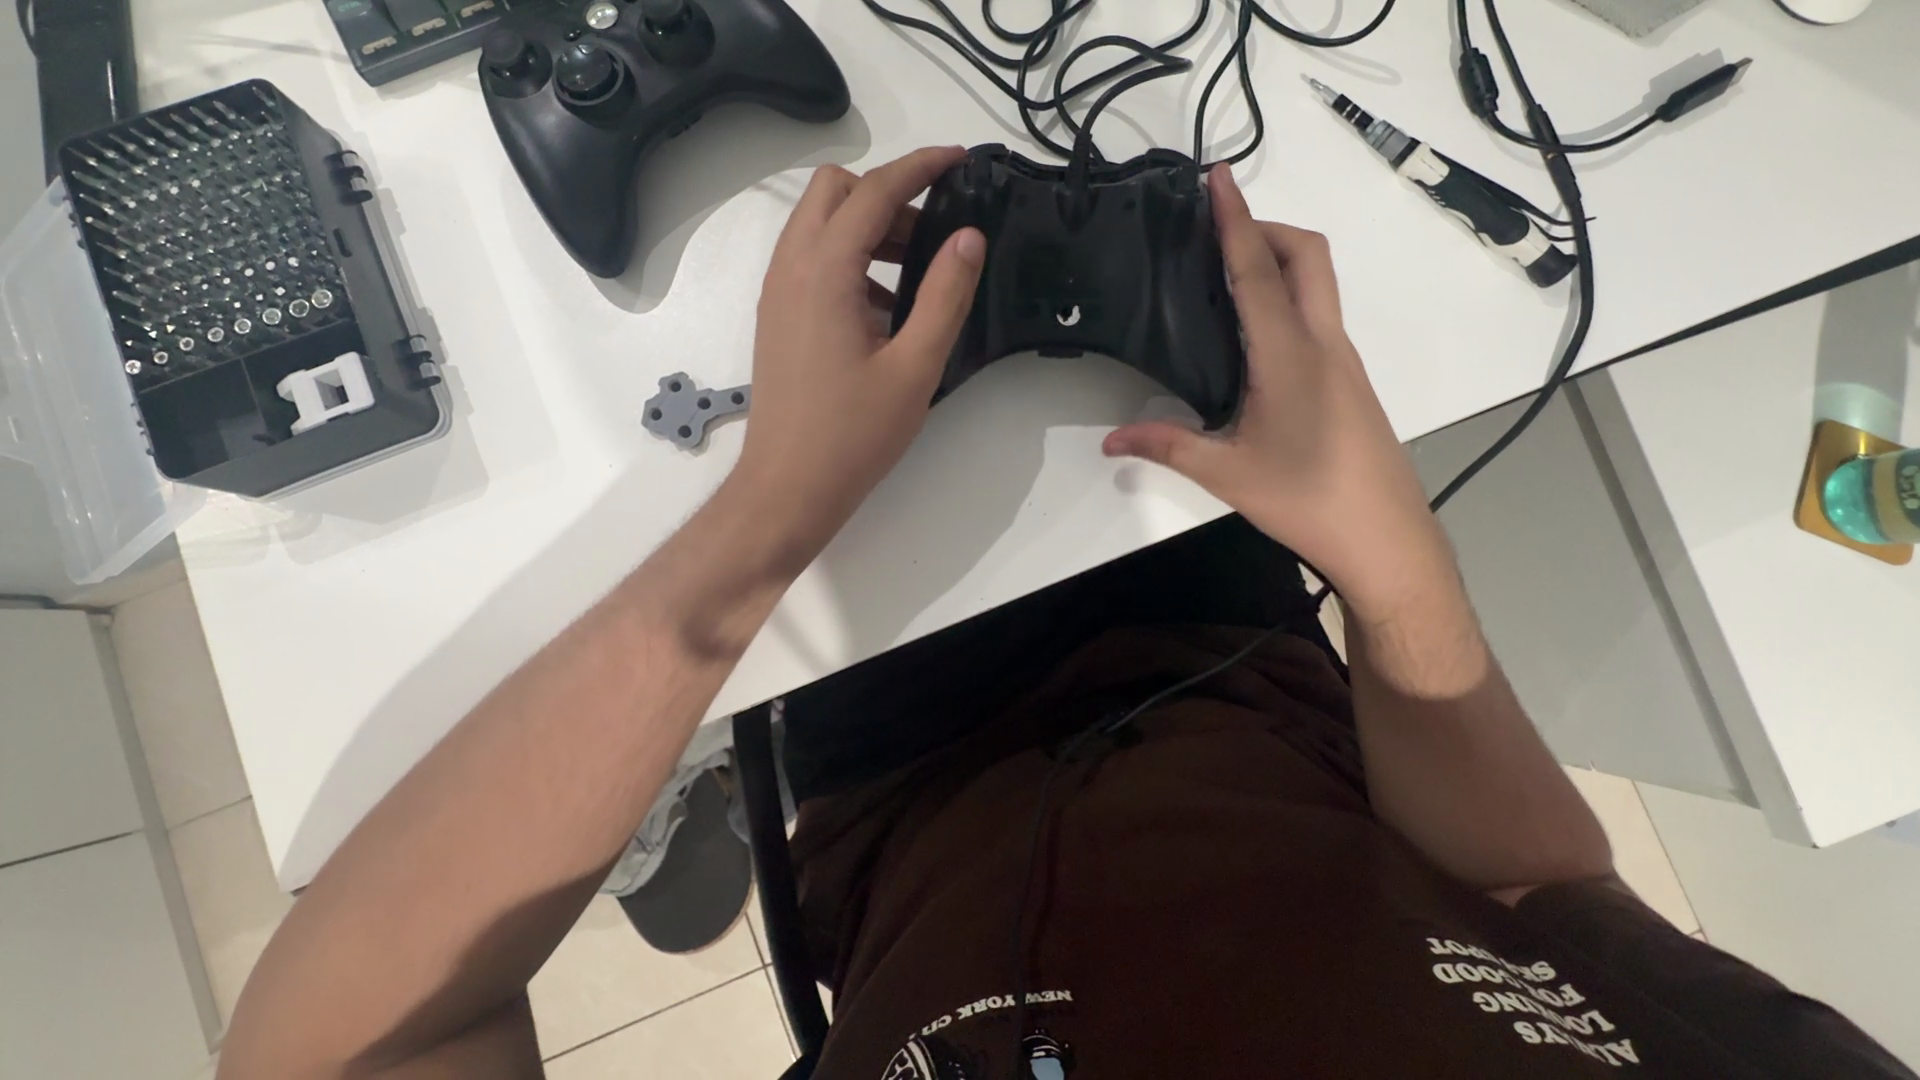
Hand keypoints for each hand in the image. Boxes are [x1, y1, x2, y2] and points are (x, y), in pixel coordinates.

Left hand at [728, 146, 985, 562]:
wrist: (788, 488)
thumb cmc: (853, 436)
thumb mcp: (915, 367)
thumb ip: (946, 296)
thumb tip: (969, 238)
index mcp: (824, 272)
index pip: (873, 191)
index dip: (919, 167)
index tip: (959, 161)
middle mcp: (791, 269)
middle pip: (834, 192)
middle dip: (886, 195)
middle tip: (933, 233)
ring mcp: (778, 294)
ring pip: (819, 227)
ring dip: (867, 230)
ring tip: (917, 277)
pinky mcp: (779, 318)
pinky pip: (812, 263)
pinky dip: (849, 262)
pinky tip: (886, 312)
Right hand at [1103, 166, 1456, 622]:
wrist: (1385, 537)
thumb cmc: (1307, 500)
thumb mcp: (1226, 474)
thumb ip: (1166, 446)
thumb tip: (1109, 440)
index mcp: (1290, 355)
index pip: (1258, 271)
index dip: (1235, 221)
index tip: (1218, 179)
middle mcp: (1324, 344)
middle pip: (1308, 255)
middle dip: (1267, 226)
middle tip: (1218, 233)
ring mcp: (1344, 360)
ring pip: (1320, 283)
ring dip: (1280, 260)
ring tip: (1227, 277)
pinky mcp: (1349, 380)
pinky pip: (1319, 315)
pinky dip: (1288, 297)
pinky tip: (1255, 336)